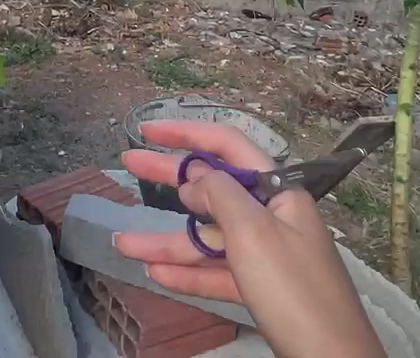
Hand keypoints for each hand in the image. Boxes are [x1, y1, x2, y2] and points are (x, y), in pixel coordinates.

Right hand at [117, 121, 385, 357]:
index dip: (186, 133)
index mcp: (277, 191)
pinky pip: (217, 272)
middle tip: (128, 162)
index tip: (148, 130)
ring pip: (208, 236)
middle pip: (212, 187)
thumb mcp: (253, 231)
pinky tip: (156, 272)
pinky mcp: (261, 290)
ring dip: (167, 239)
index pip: (227, 145)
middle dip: (168, 178)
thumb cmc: (294, 289)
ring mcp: (266, 255)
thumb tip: (195, 180)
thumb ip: (219, 193)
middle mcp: (271, 216)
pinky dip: (187, 272)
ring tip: (124, 243)